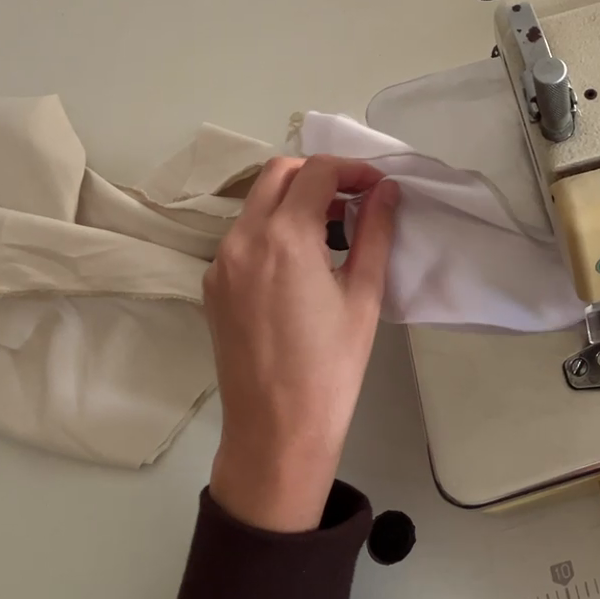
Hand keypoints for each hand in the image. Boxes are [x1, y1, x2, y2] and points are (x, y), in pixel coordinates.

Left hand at [203, 155, 398, 532]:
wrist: (277, 429)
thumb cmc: (332, 365)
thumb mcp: (364, 295)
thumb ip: (376, 233)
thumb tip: (386, 192)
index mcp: (284, 238)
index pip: (316, 172)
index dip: (353, 169)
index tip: (379, 187)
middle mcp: (242, 239)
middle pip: (278, 174)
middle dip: (319, 175)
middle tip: (356, 199)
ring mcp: (221, 262)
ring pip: (257, 203)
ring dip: (296, 200)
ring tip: (336, 231)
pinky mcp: (213, 285)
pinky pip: (244, 236)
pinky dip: (275, 228)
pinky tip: (305, 262)